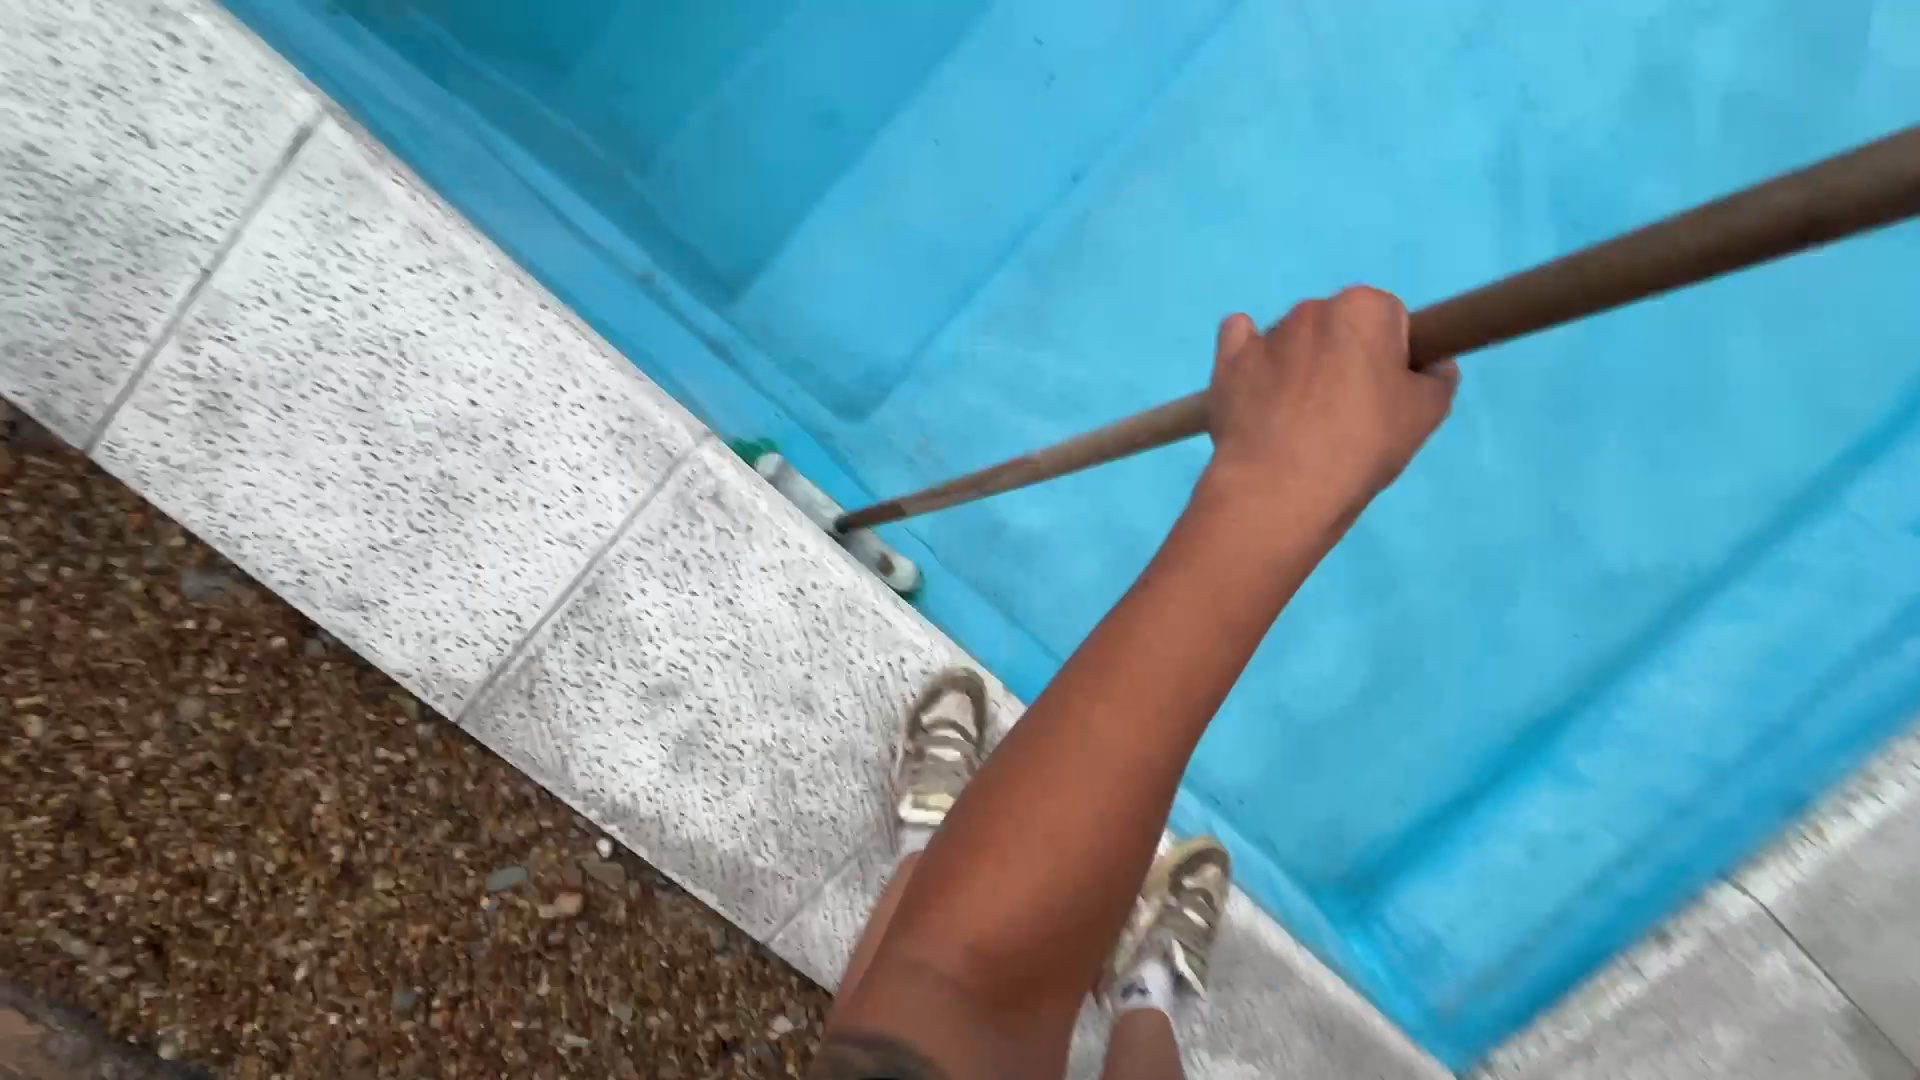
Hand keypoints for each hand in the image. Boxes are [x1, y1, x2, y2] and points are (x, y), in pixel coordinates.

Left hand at [1201, 286, 1457, 527]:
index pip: (1387, 319)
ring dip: (1295, 364)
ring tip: (1293, 418)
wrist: (1279, 485)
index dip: (1387, 357)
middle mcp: (1311, 310)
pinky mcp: (1226, 364)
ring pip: (1289, 340)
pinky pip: (1237, 340)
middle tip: (1340, 411)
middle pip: (1335, 327)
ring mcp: (1263, 335)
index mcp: (1365, 308)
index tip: (1380, 394)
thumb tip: (1431, 365)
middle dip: (1339, 357)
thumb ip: (1436, 379)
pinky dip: (1247, 355)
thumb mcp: (1425, 414)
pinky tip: (1253, 383)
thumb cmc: (1361, 446)